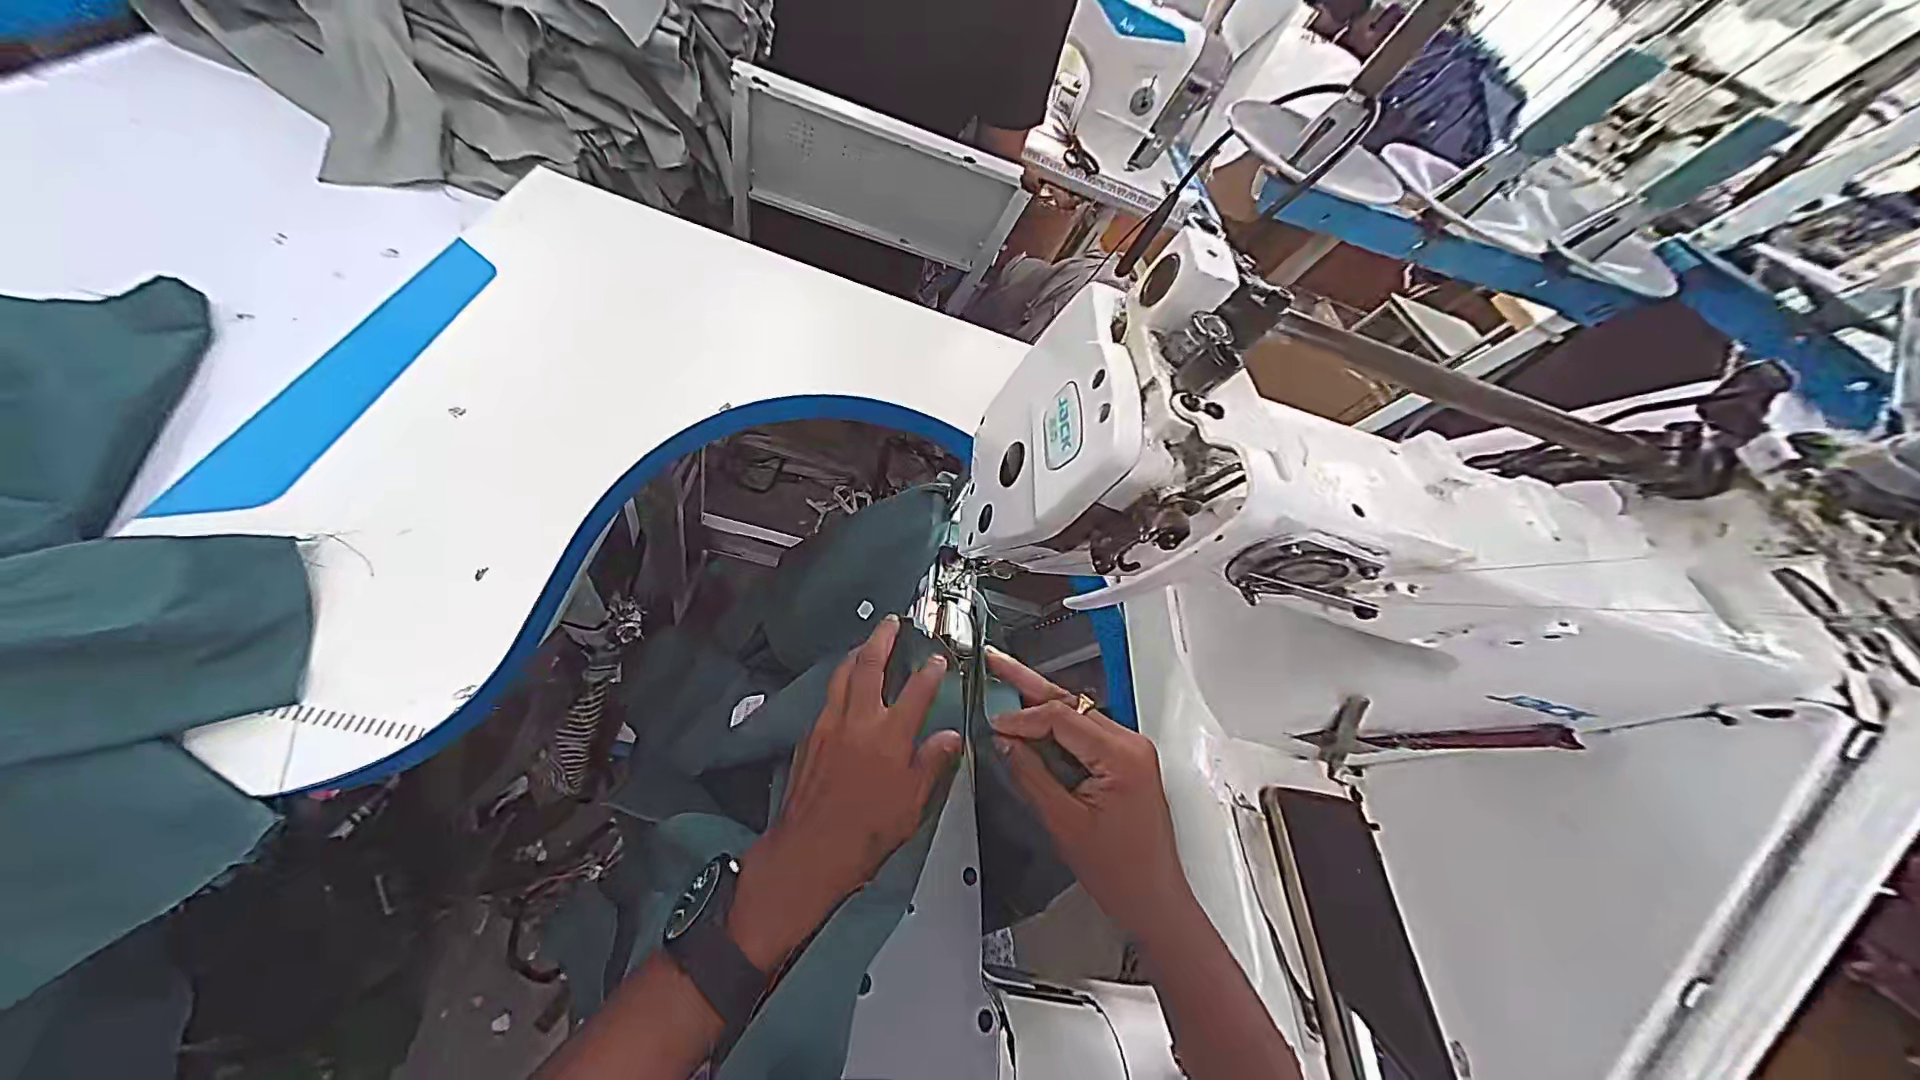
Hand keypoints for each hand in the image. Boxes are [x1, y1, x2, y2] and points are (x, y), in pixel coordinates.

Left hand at [729, 616, 963, 969]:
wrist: (809, 850)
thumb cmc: (863, 833)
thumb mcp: (912, 802)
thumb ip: (931, 763)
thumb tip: (949, 739)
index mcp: (889, 735)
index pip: (917, 690)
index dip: (930, 671)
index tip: (937, 661)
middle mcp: (857, 721)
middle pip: (870, 664)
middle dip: (882, 638)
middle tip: (890, 623)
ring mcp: (829, 725)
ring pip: (842, 675)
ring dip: (856, 654)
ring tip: (866, 645)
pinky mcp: (809, 737)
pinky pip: (826, 698)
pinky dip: (839, 684)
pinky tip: (843, 690)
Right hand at [986, 647, 1194, 940]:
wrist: (1154, 900)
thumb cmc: (1121, 872)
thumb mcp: (1063, 822)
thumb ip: (1031, 775)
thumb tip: (1006, 743)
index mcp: (1121, 756)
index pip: (1061, 717)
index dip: (1021, 717)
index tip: (994, 723)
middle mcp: (1131, 744)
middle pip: (1070, 703)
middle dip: (1028, 682)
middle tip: (997, 663)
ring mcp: (1130, 750)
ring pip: (1076, 713)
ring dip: (1039, 703)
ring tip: (1005, 685)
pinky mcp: (1124, 760)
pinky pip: (1083, 732)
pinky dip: (1053, 727)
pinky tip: (1029, 724)